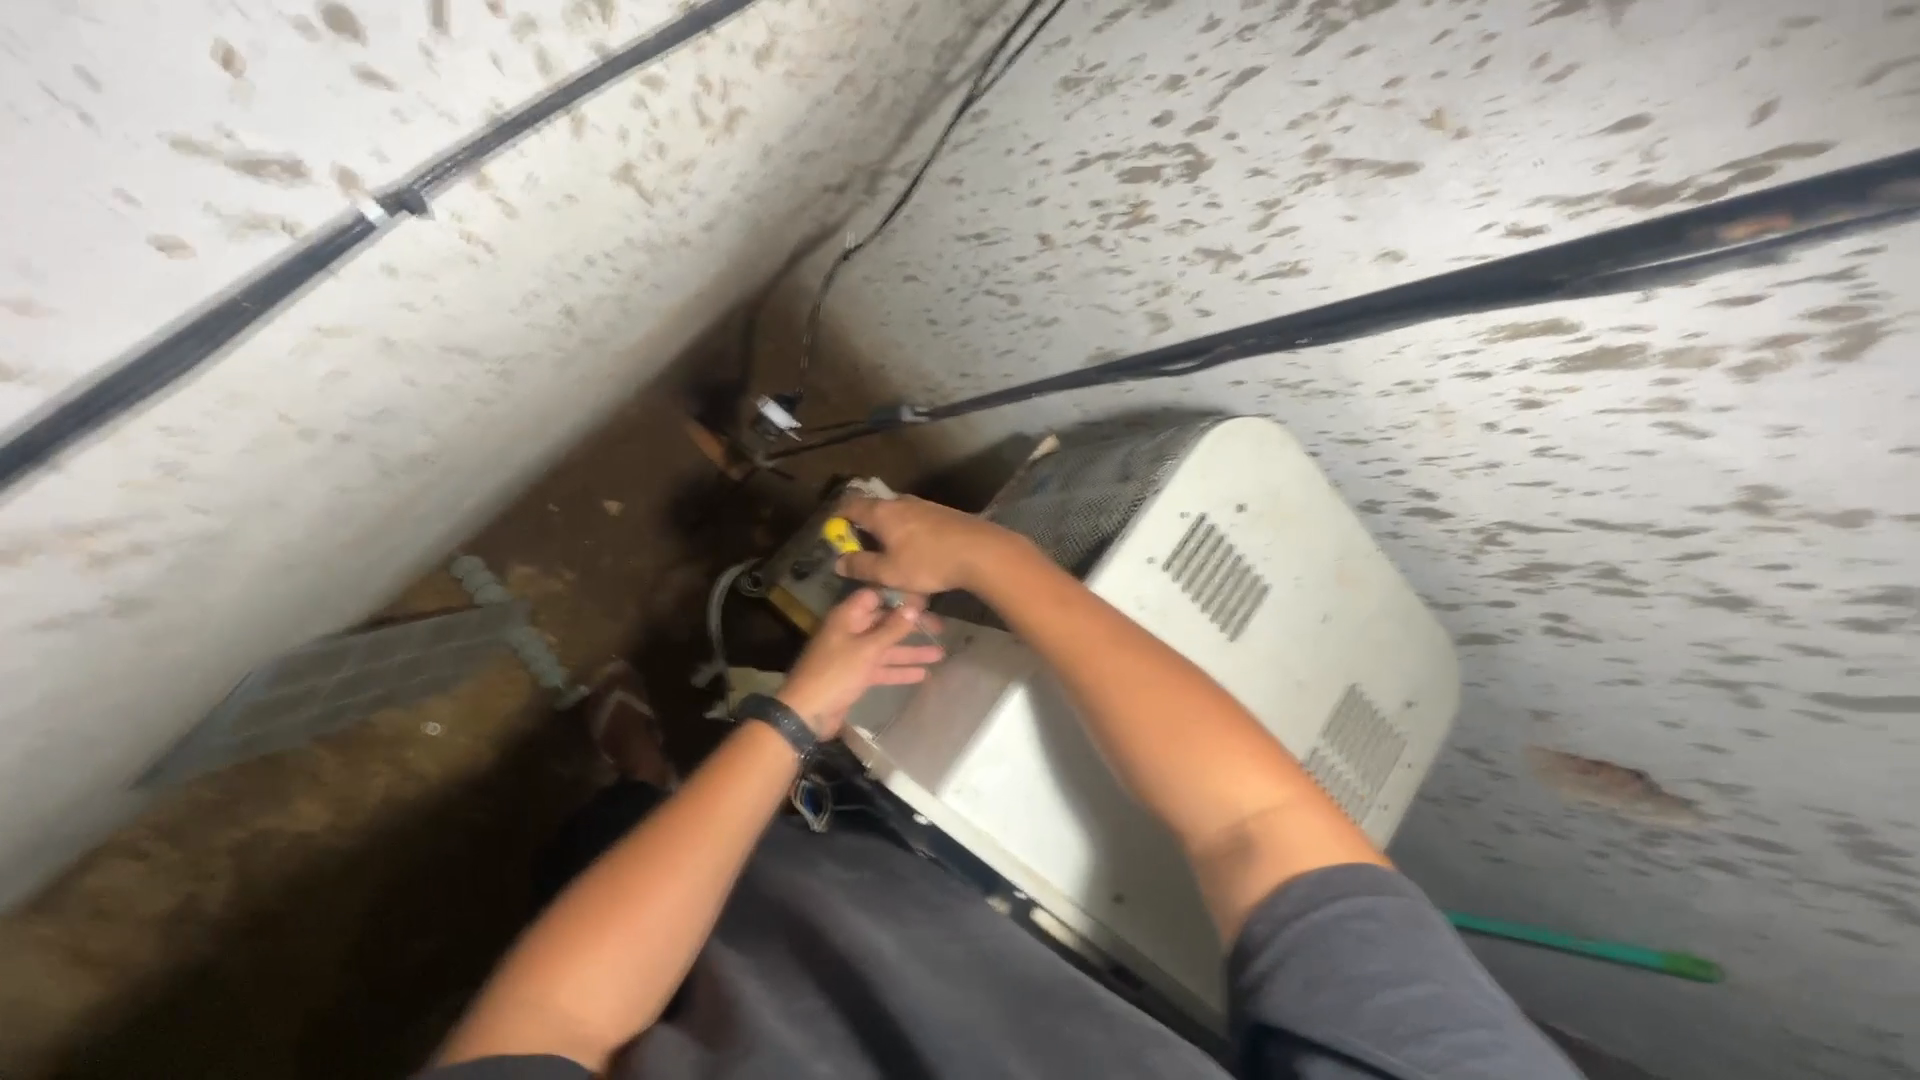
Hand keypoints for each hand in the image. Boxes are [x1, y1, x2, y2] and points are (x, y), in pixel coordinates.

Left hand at [776, 589, 944, 738]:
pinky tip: (923, 674)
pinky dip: (899, 670)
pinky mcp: (856, 675)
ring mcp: (853, 654)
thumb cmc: (835, 674)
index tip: (925, 599)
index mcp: (847, 616)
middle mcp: (851, 631)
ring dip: (911, 651)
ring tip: (940, 653)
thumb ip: (892, 629)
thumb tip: (915, 607)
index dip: (898, 596)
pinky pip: (881, 667)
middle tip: (941, 627)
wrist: (807, 713)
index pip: (875, 596)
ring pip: (886, 647)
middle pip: (885, 622)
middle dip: (911, 626)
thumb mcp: (867, 649)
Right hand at [833, 495, 1019, 595]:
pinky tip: (916, 553)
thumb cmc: (928, 562)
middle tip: (861, 549)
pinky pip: (916, 521)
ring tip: (889, 554)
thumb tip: (839, 562)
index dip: (837, 518)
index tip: (833, 534)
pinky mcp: (943, 514)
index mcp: (882, 512)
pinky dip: (908, 534)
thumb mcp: (889, 572)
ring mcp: (925, 506)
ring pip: (897, 515)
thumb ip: (861, 566)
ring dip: (889, 531)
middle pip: (874, 509)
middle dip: (865, 527)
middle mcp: (901, 502)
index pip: (850, 506)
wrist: (982, 552)